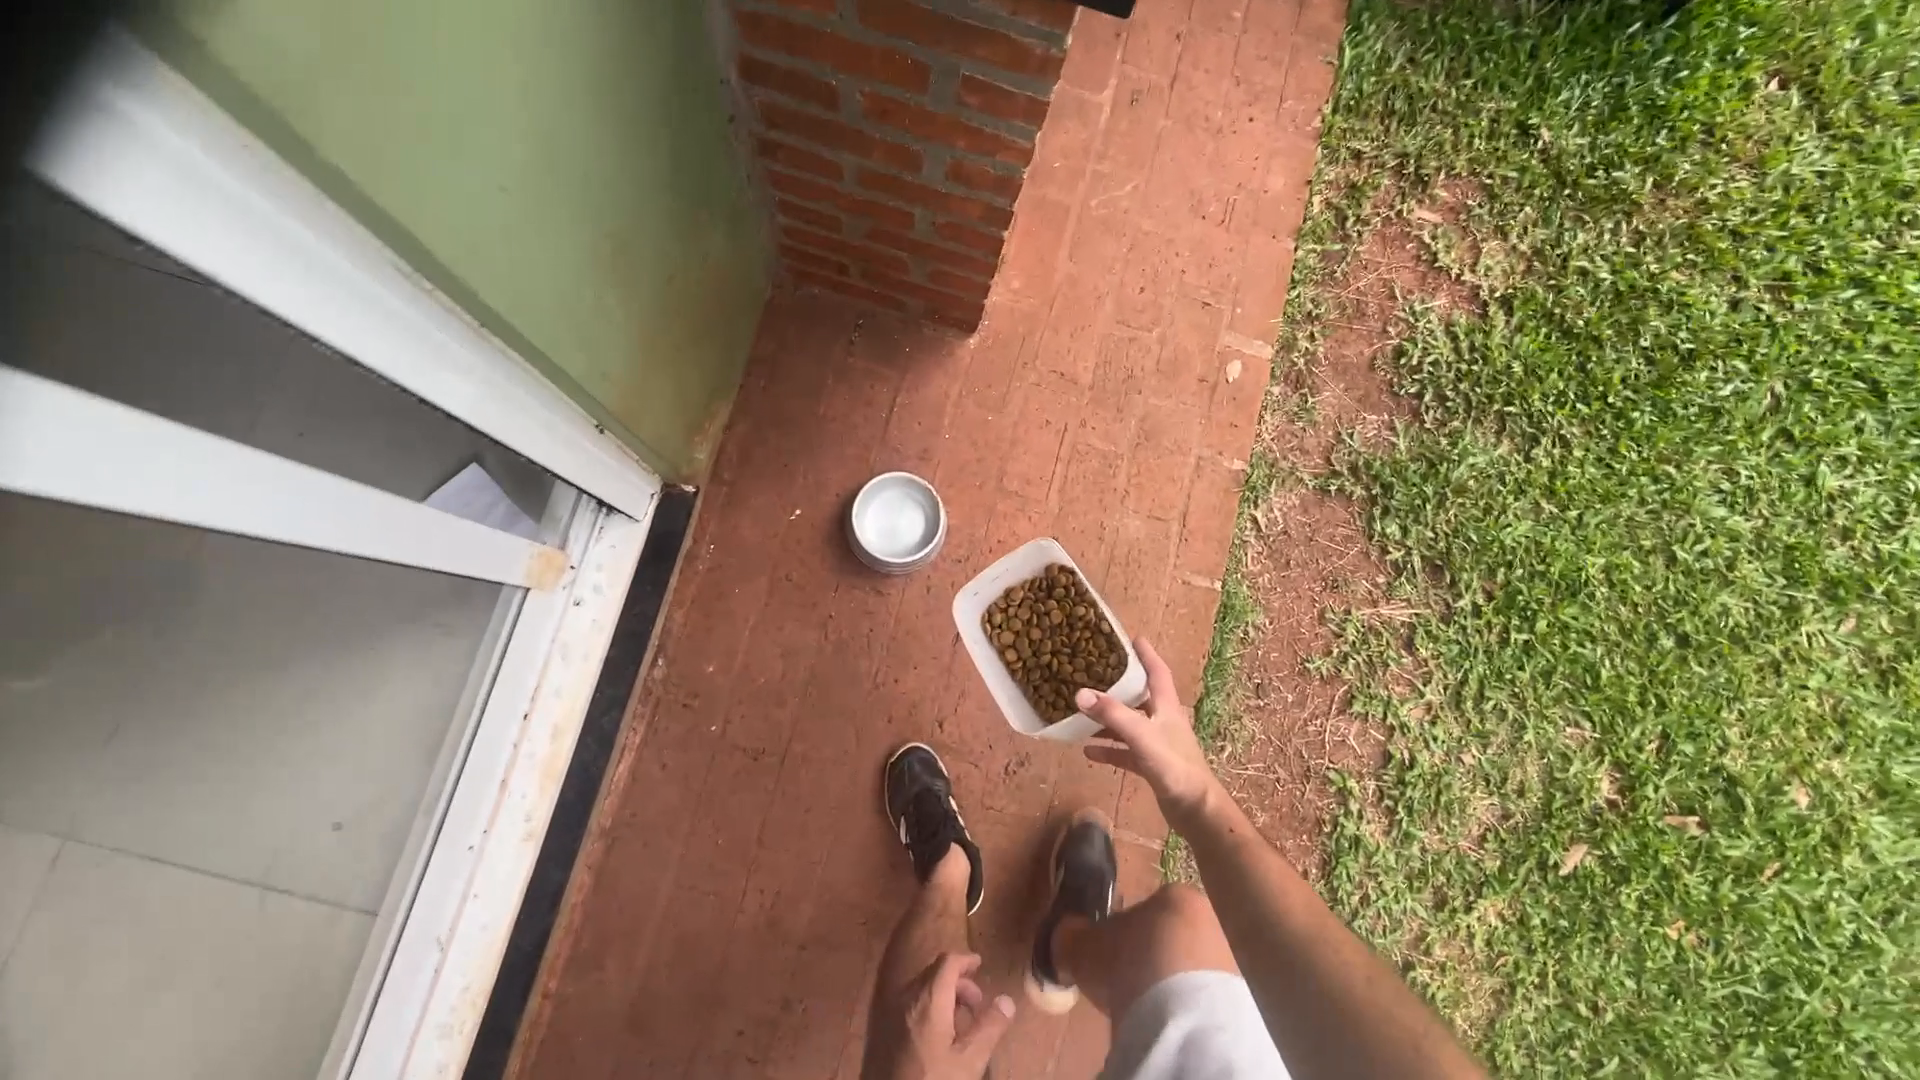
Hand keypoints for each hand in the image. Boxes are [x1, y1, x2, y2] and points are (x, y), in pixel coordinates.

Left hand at [880, 952, 1014, 1079]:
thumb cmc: (934, 1079)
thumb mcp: (969, 1060)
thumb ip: (989, 1027)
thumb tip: (1006, 1000)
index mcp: (928, 999)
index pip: (947, 962)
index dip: (966, 960)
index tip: (980, 965)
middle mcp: (907, 997)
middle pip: (934, 972)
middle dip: (958, 981)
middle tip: (976, 1004)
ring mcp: (891, 1012)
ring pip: (921, 987)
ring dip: (943, 994)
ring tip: (959, 1022)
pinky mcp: (884, 1028)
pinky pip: (909, 1003)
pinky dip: (928, 1005)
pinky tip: (937, 1033)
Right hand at [1077, 637, 1220, 826]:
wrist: (1196, 810)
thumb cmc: (1175, 767)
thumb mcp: (1142, 735)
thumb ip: (1113, 715)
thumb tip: (1080, 693)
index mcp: (1167, 707)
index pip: (1157, 672)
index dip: (1146, 655)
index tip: (1132, 639)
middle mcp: (1163, 721)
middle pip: (1140, 697)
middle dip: (1119, 685)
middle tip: (1094, 673)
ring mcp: (1157, 745)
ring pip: (1129, 725)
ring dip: (1108, 719)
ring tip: (1082, 712)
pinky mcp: (1152, 766)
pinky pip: (1125, 752)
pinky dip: (1108, 750)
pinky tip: (1088, 752)